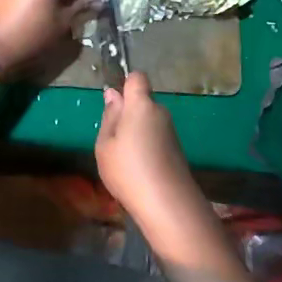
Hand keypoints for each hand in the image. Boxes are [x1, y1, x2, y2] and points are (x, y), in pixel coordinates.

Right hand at [96, 72, 195, 218]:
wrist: (167, 203)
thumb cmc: (128, 170)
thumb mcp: (105, 144)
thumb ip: (109, 116)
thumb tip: (113, 93)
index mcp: (141, 105)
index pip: (137, 78)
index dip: (125, 84)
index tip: (113, 104)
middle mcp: (160, 112)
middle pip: (143, 101)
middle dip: (127, 113)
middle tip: (111, 139)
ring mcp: (171, 131)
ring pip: (148, 121)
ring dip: (136, 132)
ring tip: (123, 158)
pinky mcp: (176, 149)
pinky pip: (156, 137)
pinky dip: (146, 146)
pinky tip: (137, 168)